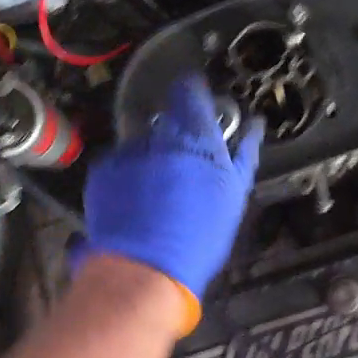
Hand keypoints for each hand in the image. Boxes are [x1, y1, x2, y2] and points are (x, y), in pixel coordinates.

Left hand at [81, 76, 264, 299]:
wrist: (145, 267)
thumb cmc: (200, 236)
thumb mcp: (234, 196)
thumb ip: (243, 155)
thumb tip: (255, 125)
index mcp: (197, 138)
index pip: (192, 91)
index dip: (193, 90)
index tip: (195, 93)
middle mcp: (160, 136)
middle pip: (166, 117)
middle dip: (173, 129)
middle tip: (181, 156)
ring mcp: (128, 152)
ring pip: (142, 142)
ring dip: (149, 154)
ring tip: (155, 186)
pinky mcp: (103, 171)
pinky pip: (118, 163)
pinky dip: (126, 174)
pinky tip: (132, 198)